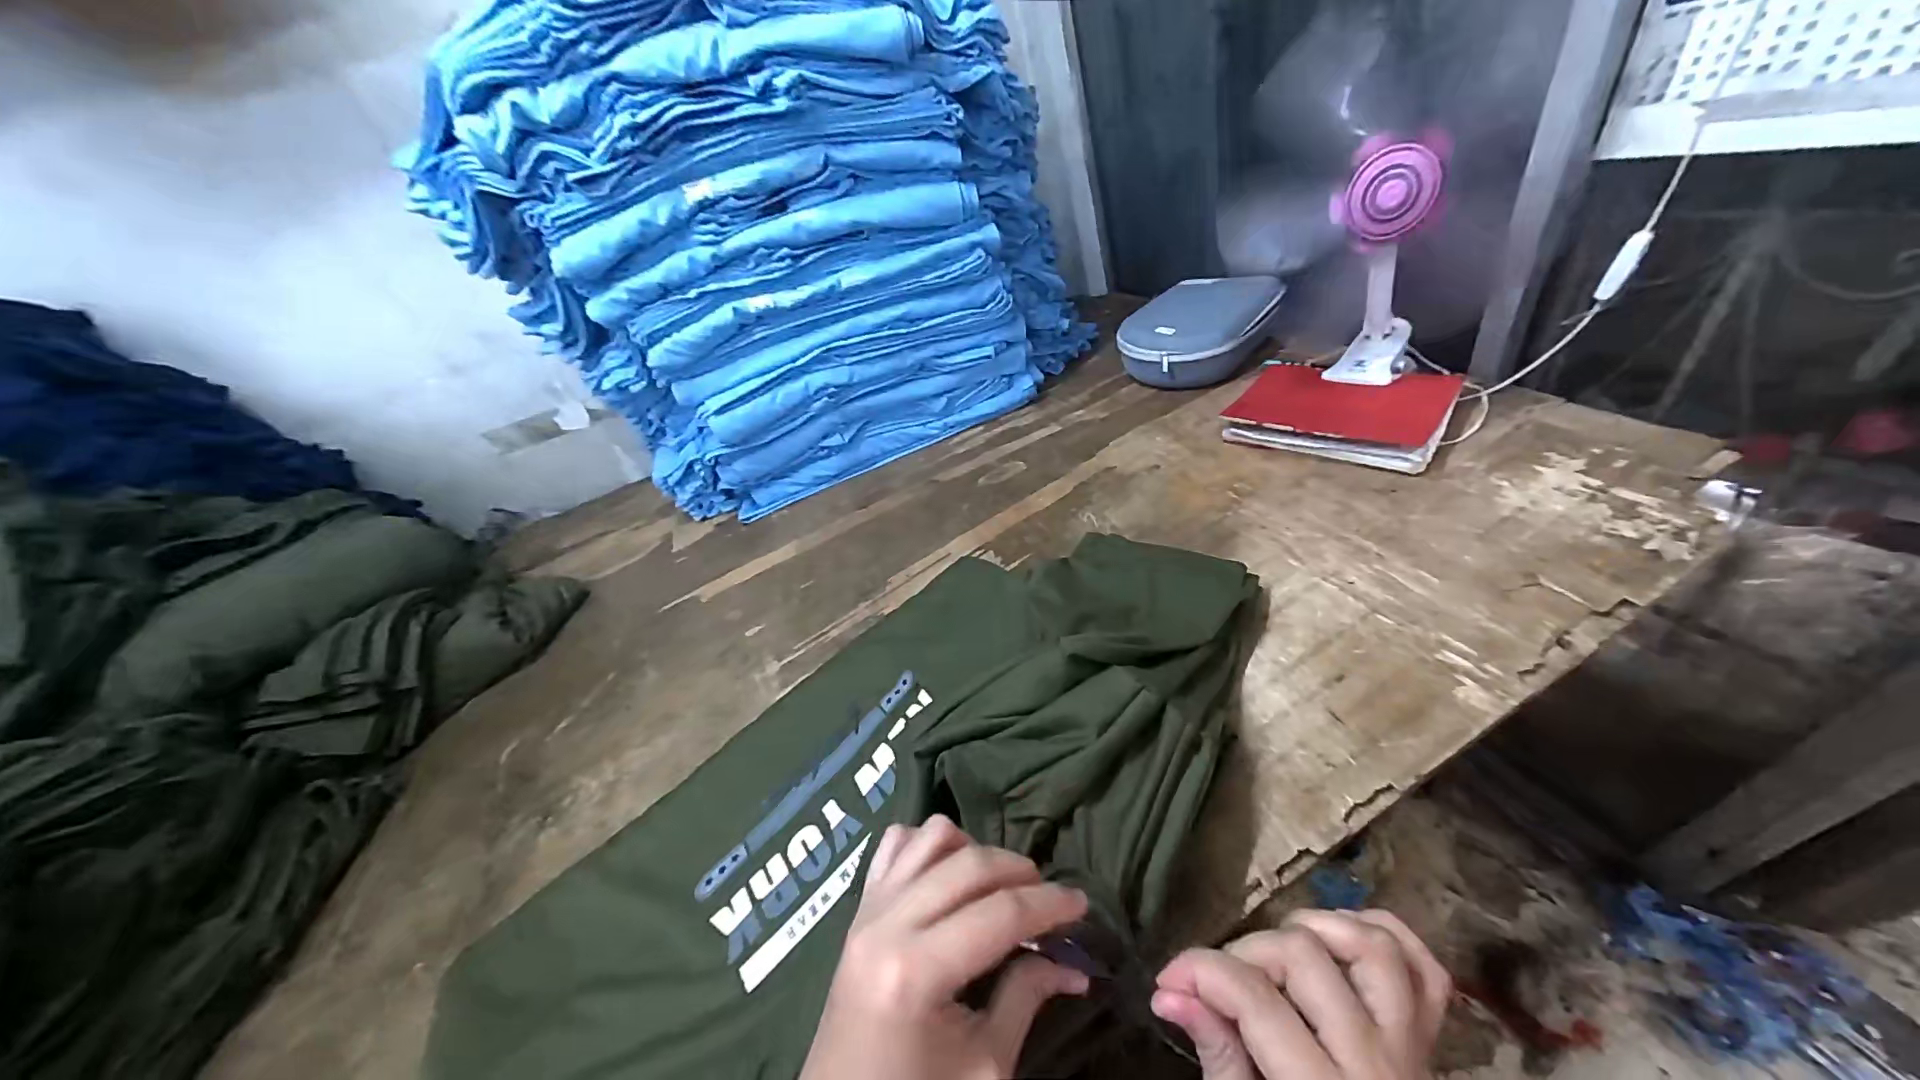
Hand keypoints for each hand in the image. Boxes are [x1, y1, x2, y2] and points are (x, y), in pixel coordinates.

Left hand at [799, 815, 1090, 1079]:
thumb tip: (1072, 965)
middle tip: (1051, 900)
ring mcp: (866, 909)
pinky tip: (951, 873)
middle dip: (1021, 872)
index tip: (1083, 904)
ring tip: (1001, 886)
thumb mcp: (983, 1067)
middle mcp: (886, 924)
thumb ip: (1025, 1000)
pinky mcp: (857, 907)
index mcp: (915, 972)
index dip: (1049, 904)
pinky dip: (930, 845)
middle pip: (969, 864)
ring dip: (976, 850)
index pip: (999, 913)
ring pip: (931, 838)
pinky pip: (895, 844)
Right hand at [1152, 909, 1452, 1079]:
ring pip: (1370, 945)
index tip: (1169, 979)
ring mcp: (1415, 1050)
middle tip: (1220, 984)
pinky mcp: (1432, 1043)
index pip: (1254, 998)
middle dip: (1245, 953)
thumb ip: (1218, 1056)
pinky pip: (1422, 966)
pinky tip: (1337, 943)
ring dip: (1316, 931)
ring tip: (1278, 955)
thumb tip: (1169, 993)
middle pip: (1304, 956)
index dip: (1199, 971)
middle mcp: (1377, 1065)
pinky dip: (1379, 935)